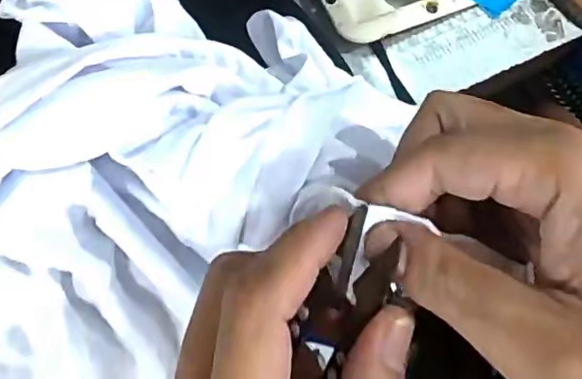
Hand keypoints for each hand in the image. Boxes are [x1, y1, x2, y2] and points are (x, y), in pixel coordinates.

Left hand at [176, 208, 416, 378]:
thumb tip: (395, 312)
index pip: (255, 297)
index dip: (300, 249)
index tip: (344, 219)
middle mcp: (195, 373)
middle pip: (228, 281)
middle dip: (287, 258)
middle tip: (344, 265)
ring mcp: (186, 372)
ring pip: (218, 293)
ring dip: (273, 281)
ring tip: (328, 304)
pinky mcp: (194, 373)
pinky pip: (216, 320)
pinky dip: (259, 310)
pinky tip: (300, 338)